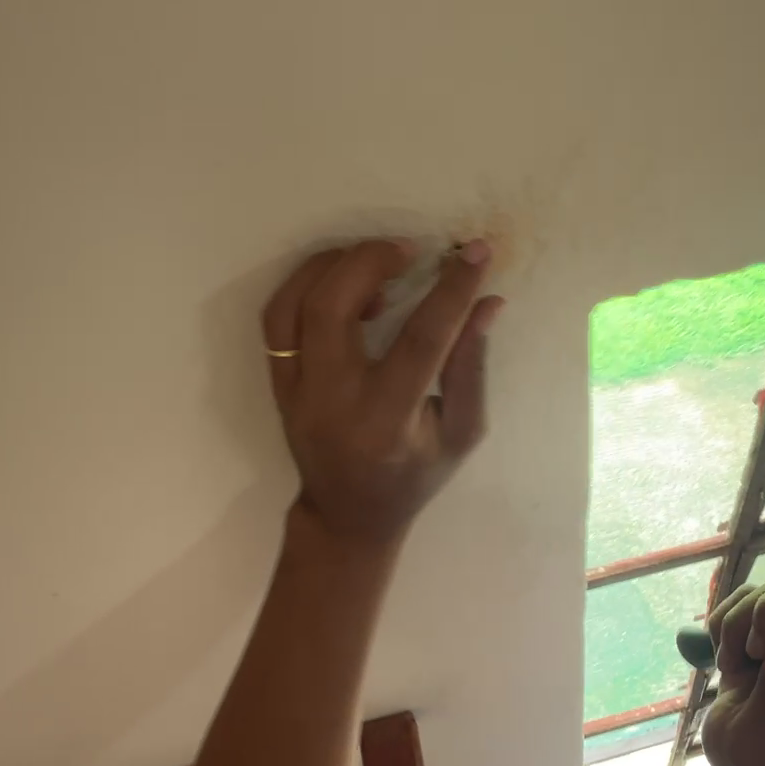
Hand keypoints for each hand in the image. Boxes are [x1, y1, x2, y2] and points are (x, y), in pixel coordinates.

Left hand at [261, 238, 502, 547]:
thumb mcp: (460, 434)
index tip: (474, 252)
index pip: (420, 341)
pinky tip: (343, 282)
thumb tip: (486, 302)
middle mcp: (332, 404)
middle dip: (372, 260)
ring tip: (375, 260)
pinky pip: (278, 318)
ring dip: (334, 265)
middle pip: (332, 308)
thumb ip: (472, 368)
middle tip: (410, 250)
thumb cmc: (413, 479)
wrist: (348, 515)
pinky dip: (307, 285)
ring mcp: (296, 393)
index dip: (451, 291)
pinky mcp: (279, 384)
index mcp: (387, 423)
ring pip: (293, 305)